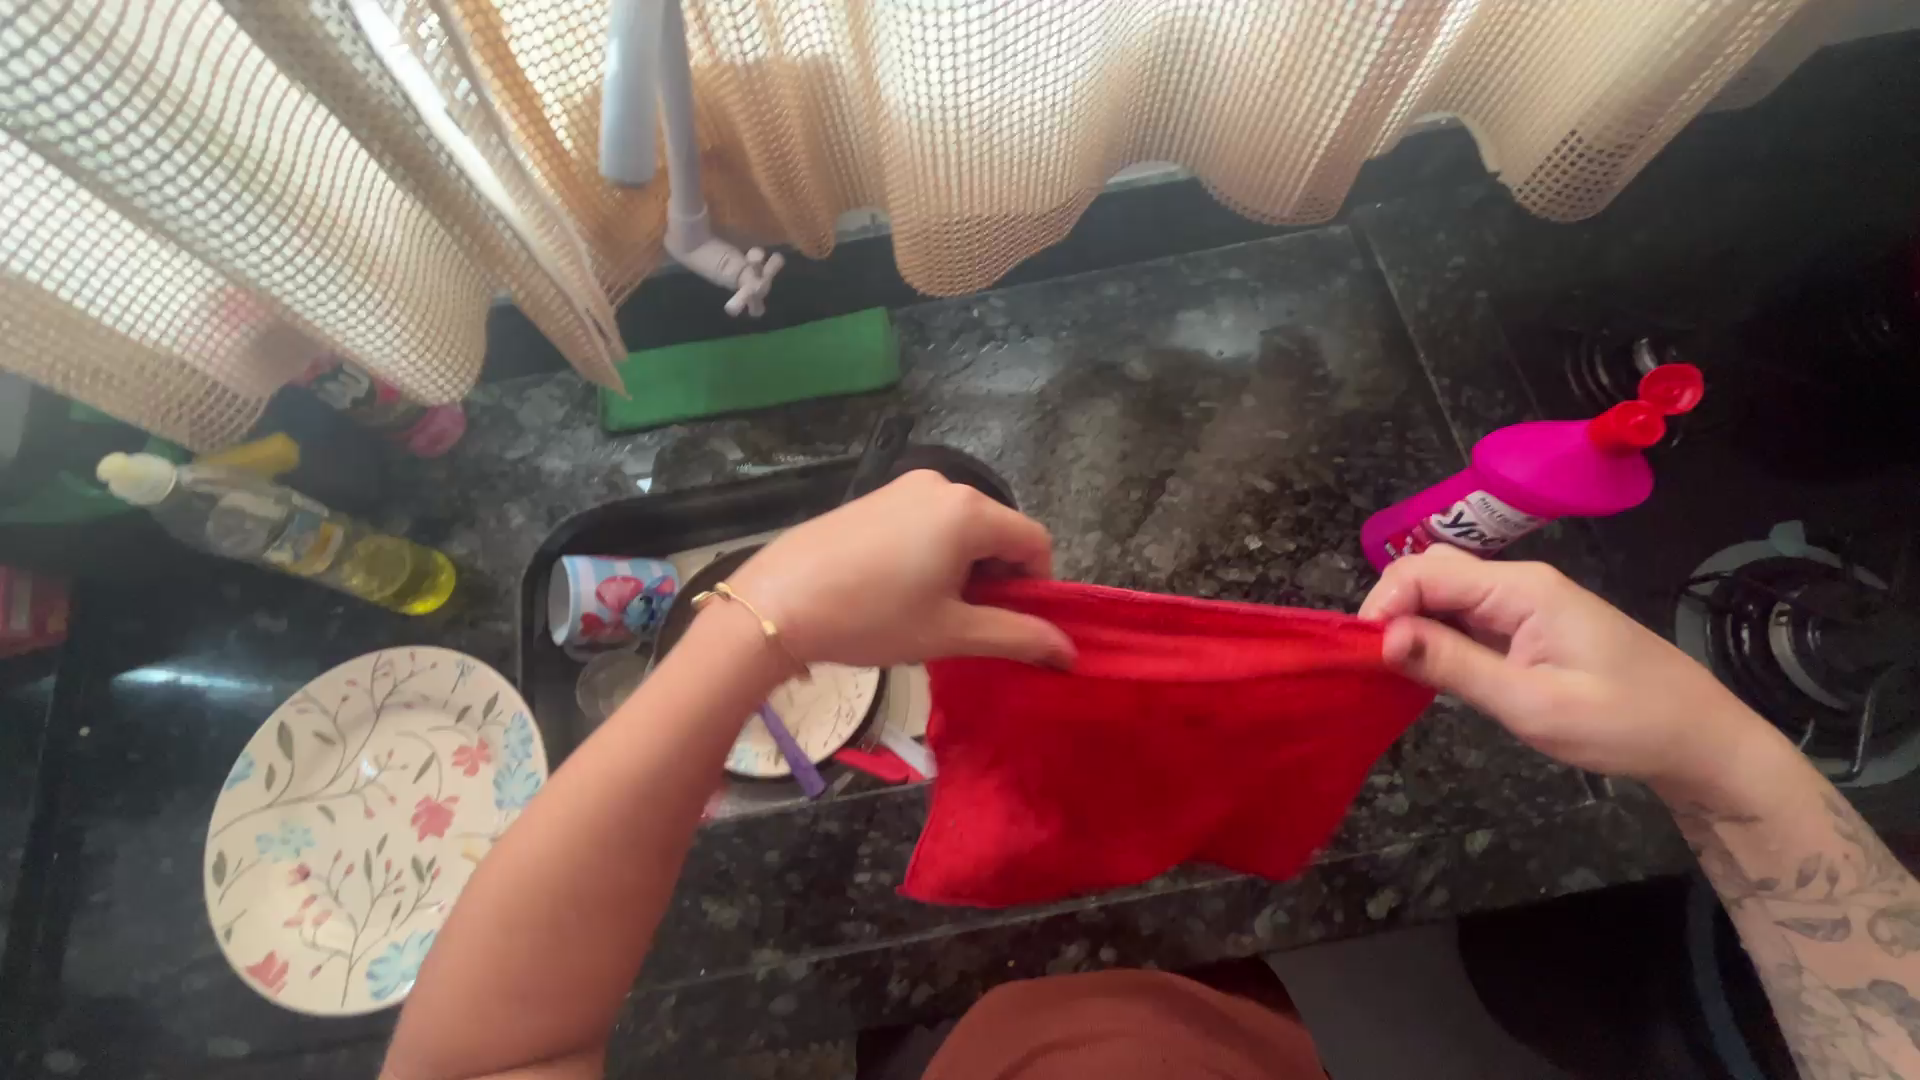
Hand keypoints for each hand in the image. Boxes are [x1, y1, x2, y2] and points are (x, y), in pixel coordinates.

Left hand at [725, 470, 1076, 669]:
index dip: (1036, 585)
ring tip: (929, 609)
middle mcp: (942, 485)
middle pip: (998, 530)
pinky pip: (928, 521)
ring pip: (962, 527)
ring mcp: (904, 486)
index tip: (1011, 622)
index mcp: (969, 511)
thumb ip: (1017, 636)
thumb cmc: (872, 618)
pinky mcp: (876, 496)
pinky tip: (900, 587)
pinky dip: (934, 552)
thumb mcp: (950, 632)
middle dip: (997, 576)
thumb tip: (1069, 651)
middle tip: (967, 621)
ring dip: (964, 566)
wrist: (777, 603)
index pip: (1035, 540)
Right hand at [1359, 545, 1771, 787]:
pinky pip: (1458, 611)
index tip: (1365, 653)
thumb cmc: (1625, 725)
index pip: (1421, 573)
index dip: (1382, 606)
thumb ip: (1452, 666)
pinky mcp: (1521, 621)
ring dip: (1408, 620)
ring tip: (1397, 664)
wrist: (1705, 743)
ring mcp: (1520, 600)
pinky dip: (1431, 631)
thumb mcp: (1532, 704)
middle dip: (1389, 608)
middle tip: (1377, 661)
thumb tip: (1380, 638)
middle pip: (1425, 571)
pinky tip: (1428, 663)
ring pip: (1438, 589)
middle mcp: (1516, 581)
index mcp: (1520, 588)